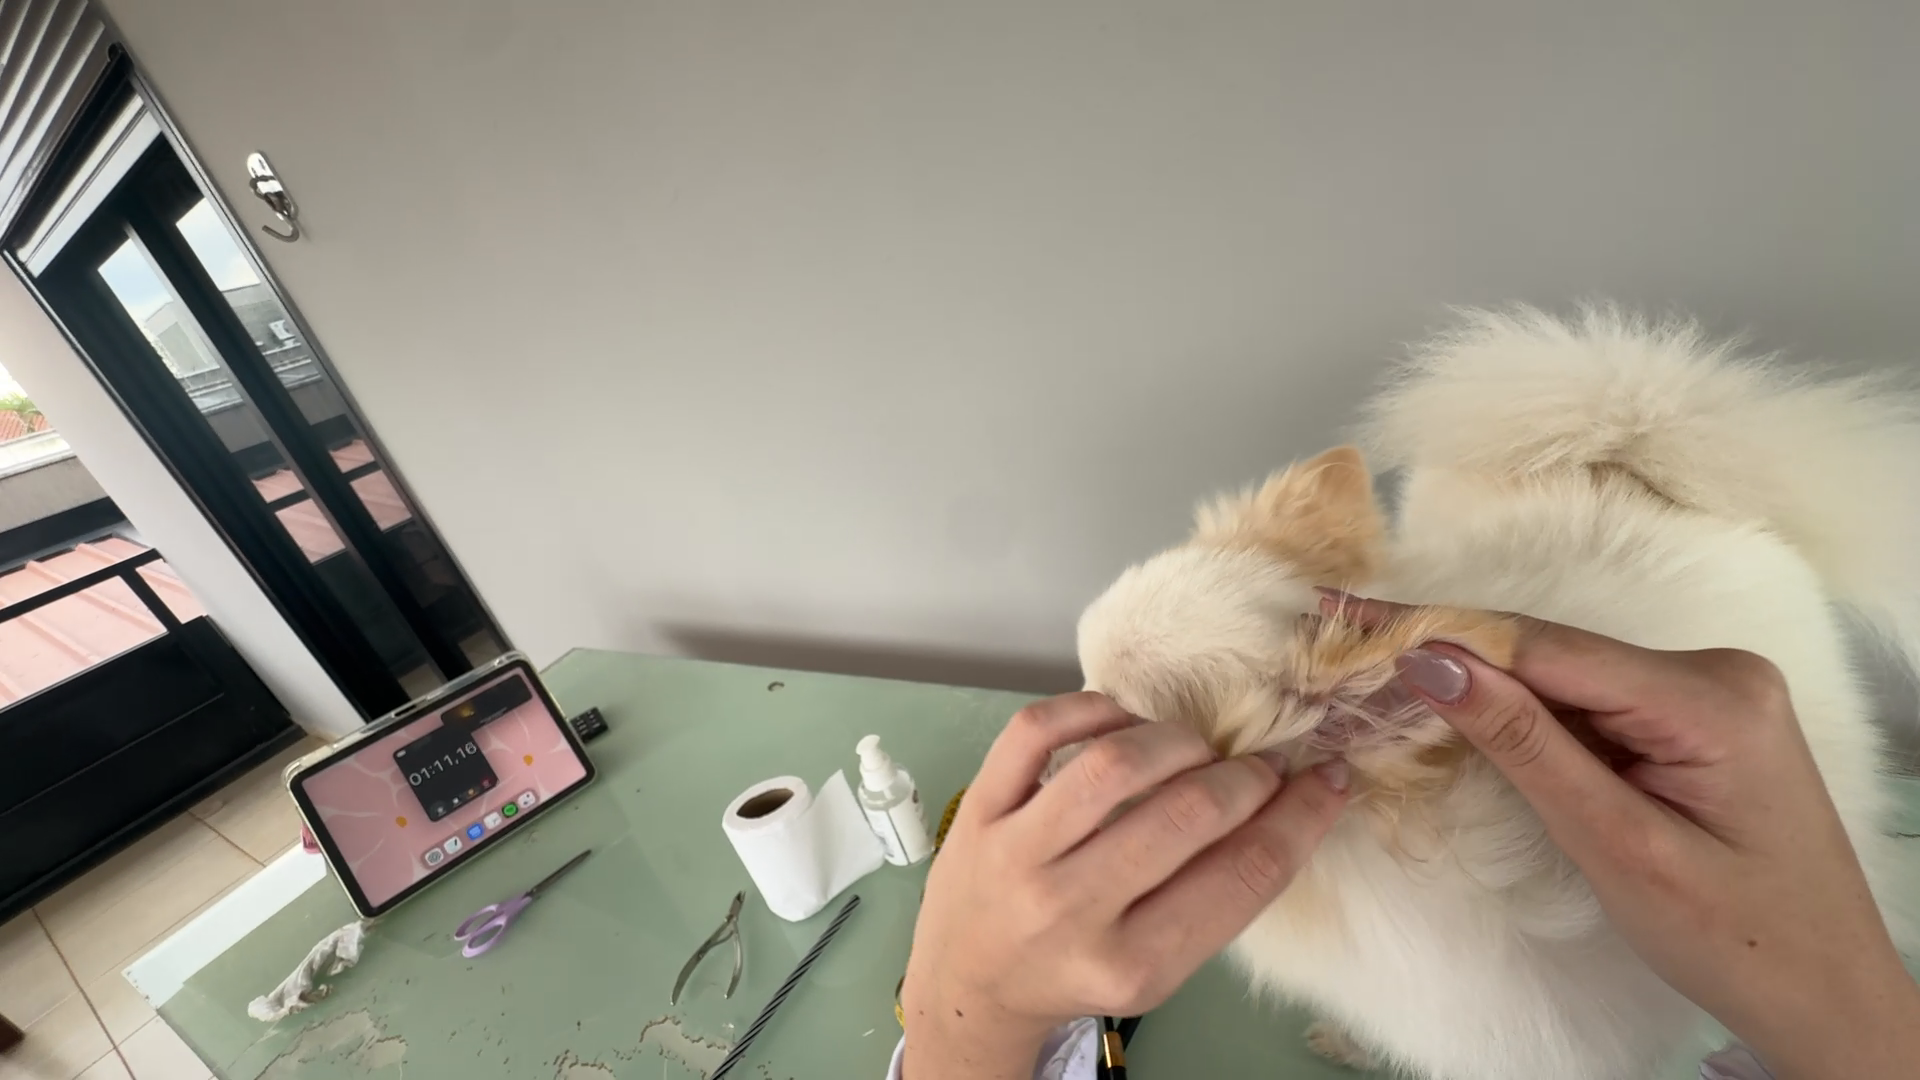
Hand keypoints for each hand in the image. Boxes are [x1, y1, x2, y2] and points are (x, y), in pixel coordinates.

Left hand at [900, 692, 1350, 1079]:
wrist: (969, 979)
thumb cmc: (1072, 968)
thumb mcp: (1150, 963)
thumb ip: (1206, 892)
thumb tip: (1279, 802)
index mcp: (1133, 965)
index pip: (1240, 879)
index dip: (1299, 819)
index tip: (1324, 780)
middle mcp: (1072, 909)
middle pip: (1185, 814)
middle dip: (1241, 777)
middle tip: (1253, 765)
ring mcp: (1017, 851)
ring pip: (1113, 765)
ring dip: (1174, 741)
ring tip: (1191, 748)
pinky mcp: (979, 805)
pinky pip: (1036, 731)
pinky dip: (1089, 708)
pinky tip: (1119, 718)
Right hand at [1327, 594, 1919, 1079]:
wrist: (1827, 1000)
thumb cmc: (1734, 938)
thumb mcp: (1612, 841)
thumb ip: (1522, 741)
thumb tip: (1428, 660)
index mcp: (1708, 698)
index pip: (1542, 648)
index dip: (1436, 629)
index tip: (1349, 614)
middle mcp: (1704, 672)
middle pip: (1540, 648)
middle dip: (1437, 642)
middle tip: (1344, 623)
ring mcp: (1688, 690)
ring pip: (1545, 667)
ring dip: (1460, 668)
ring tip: (1372, 652)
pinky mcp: (1668, 713)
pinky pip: (1564, 691)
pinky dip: (1498, 696)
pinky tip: (1441, 686)